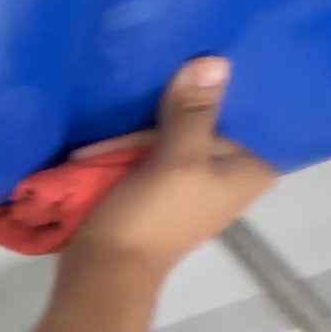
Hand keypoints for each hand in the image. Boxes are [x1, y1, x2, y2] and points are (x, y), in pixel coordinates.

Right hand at [69, 57, 276, 272]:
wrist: (106, 271)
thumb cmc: (148, 215)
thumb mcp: (172, 159)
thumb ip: (190, 112)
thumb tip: (211, 60)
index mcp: (249, 170)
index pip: (200, 126)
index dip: (151, 130)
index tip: (110, 143)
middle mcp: (227, 183)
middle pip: (177, 141)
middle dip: (128, 146)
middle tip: (86, 156)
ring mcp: (191, 200)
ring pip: (154, 159)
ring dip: (116, 159)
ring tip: (82, 165)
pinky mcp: (158, 213)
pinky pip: (140, 179)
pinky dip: (115, 176)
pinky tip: (89, 179)